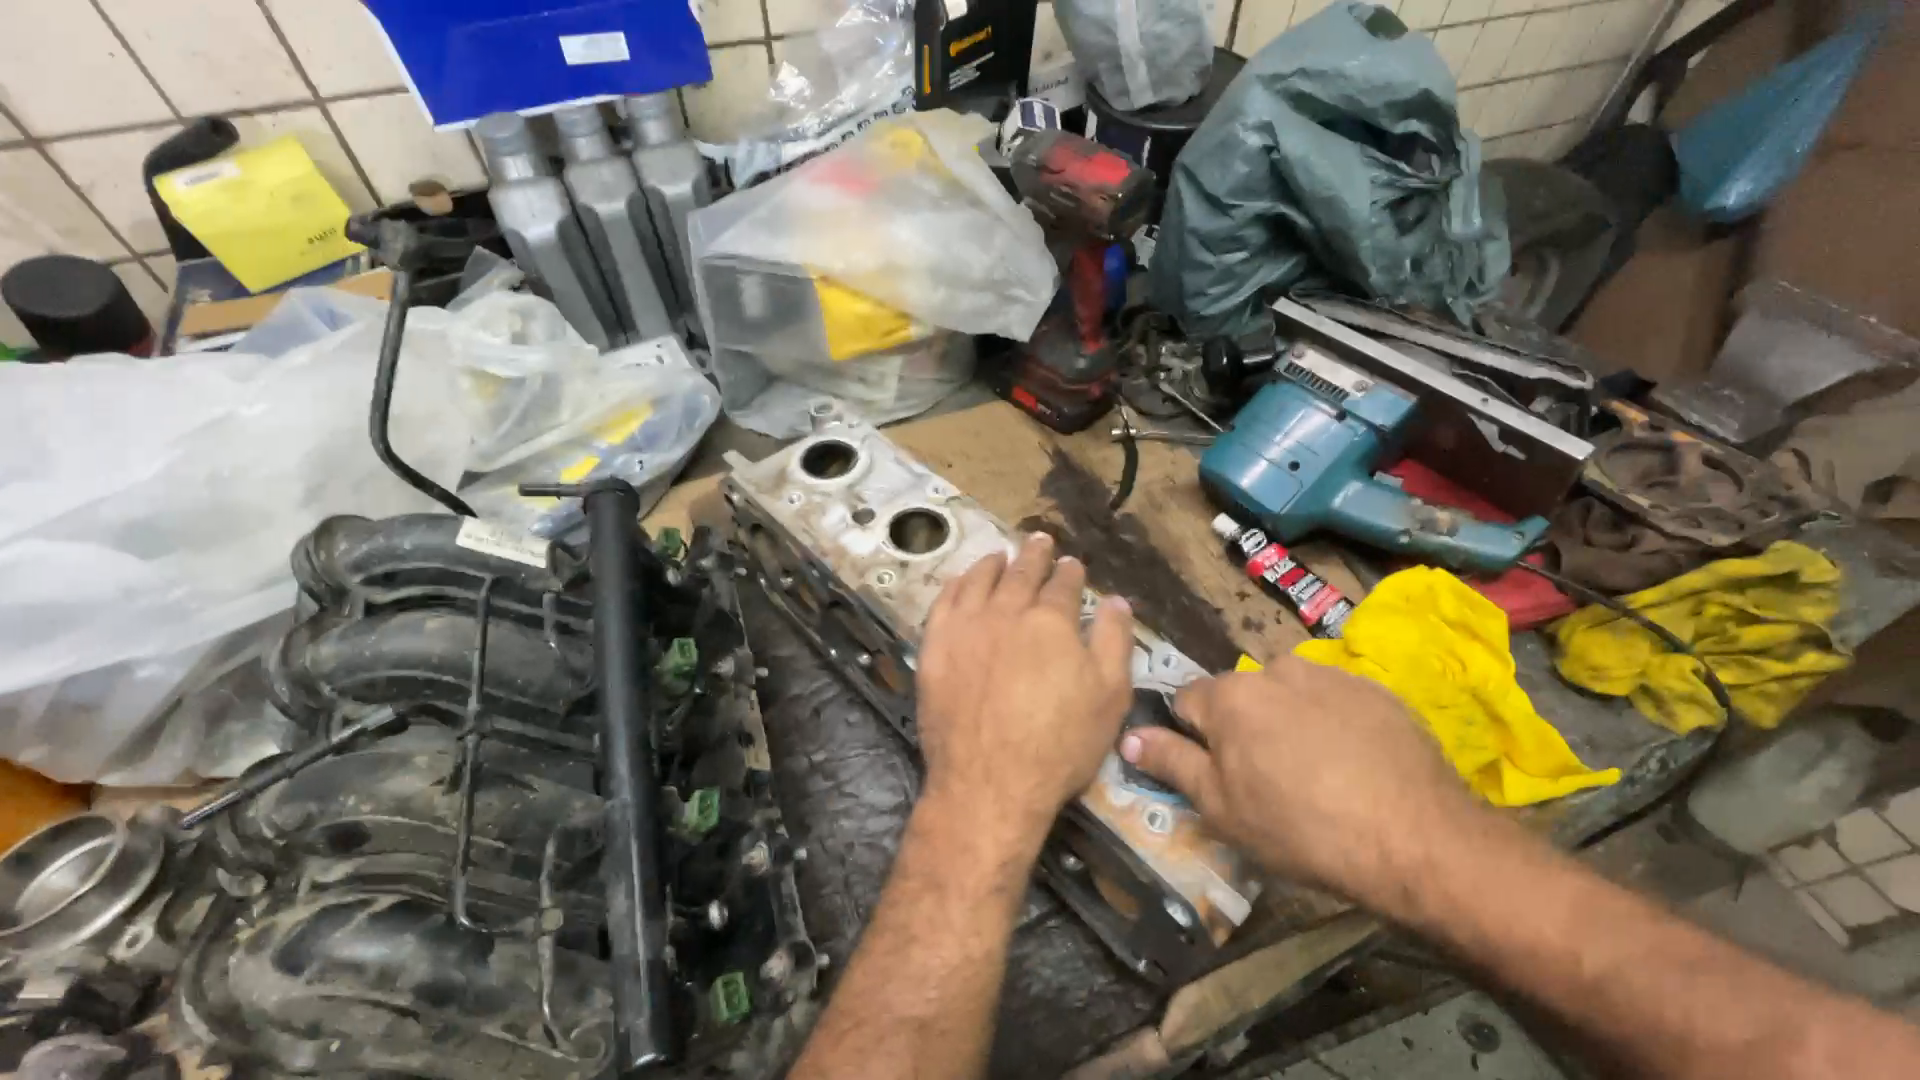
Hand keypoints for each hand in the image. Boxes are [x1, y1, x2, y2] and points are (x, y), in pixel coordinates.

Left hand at [915, 533, 1135, 852]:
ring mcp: (965, 628)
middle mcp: (1006, 612)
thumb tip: (1116, 601)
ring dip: (993, 564)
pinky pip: (943, 603)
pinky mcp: (934, 648)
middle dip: (1034, 555)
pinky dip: (955, 585)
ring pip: (979, 581)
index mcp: (1052, 621)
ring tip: (1000, 555)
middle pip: (1021, 574)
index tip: (1072, 564)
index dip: (1070, 572)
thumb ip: (1115, 642)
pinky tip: (961, 582)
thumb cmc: (1060, 746)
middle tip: (1039, 540)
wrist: (990, 783)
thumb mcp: (1110, 697)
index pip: (1063, 585)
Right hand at [1119, 657, 1487, 902]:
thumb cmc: (1301, 828)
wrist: (1416, 838)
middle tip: (1268, 782)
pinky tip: (1354, 766)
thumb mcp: (1221, 807)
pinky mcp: (1376, 690)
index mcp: (1230, 696)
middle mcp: (1275, 669)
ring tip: (1317, 774)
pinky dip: (1333, 724)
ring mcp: (1330, 675)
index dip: (1194, 740)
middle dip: (1244, 729)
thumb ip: (1171, 762)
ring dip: (1288, 722)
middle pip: (1241, 697)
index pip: (1187, 703)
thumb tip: (1130, 735)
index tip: (1217, 775)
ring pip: (1288, 696)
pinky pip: (1335, 701)